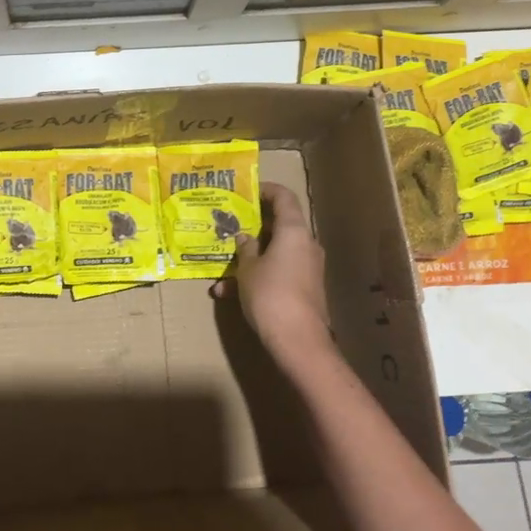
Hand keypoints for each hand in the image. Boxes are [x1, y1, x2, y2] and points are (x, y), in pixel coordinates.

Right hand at [214, 183, 330, 363]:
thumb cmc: (270, 294)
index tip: (248, 191)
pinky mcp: (306, 288)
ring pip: (275, 254)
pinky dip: (258, 279)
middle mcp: (306, 244)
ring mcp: (308, 268)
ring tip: (222, 275)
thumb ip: (245, 249)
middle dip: (252, 230)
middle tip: (230, 228)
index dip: (266, 190)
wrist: (298, 340)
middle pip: (280, 226)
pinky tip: (229, 295)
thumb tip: (245, 238)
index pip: (284, 197)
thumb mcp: (247, 269)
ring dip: (250, 261)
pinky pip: (279, 274)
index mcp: (294, 231)